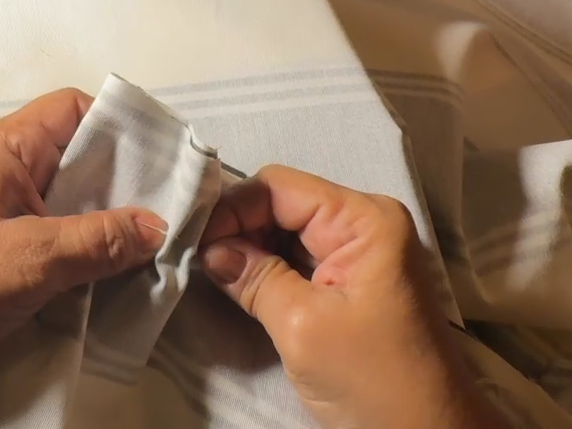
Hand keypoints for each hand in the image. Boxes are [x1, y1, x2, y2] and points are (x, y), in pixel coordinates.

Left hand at [0, 88, 167, 372]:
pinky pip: (71, 222)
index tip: (163, 151)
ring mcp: (18, 201)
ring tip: (165, 228)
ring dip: (117, 209)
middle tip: (177, 196)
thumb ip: (99, 240)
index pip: (73, 107)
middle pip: (83, 149)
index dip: (118, 122)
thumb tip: (161, 226)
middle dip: (128, 171)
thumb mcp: (34, 256)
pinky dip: (99, 236)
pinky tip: (131, 257)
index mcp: (10, 144)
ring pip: (80, 189)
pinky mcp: (20, 237)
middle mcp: (16, 163)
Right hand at [200, 166, 502, 428]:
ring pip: (286, 227)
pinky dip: (269, 265)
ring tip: (217, 270)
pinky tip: (243, 281)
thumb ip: (253, 277)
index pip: (279, 187)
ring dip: (251, 247)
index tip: (196, 240)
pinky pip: (299, 253)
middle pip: (282, 202)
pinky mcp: (353, 275)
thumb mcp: (302, 328)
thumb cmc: (374, 384)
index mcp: (363, 218)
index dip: (233, 208)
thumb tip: (208, 249)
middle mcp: (363, 220)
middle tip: (201, 258)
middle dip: (239, 227)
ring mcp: (360, 248)